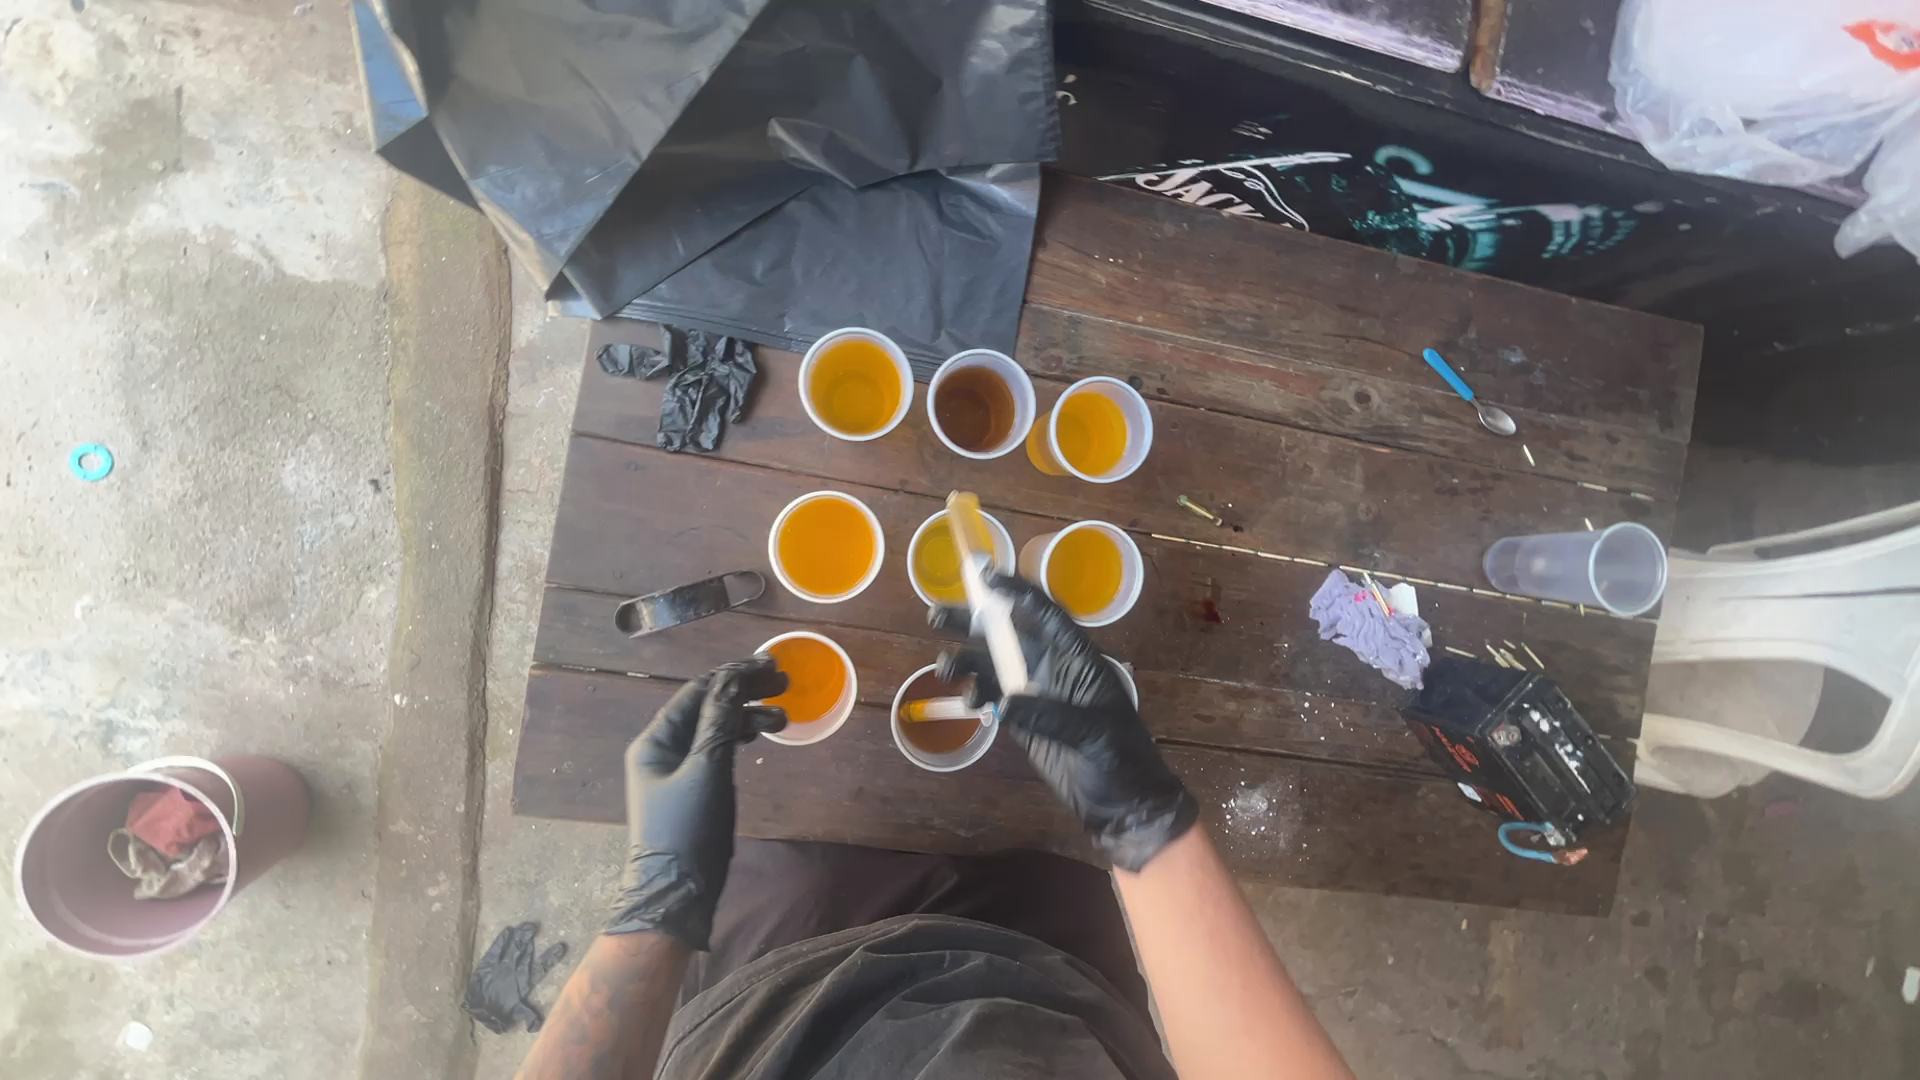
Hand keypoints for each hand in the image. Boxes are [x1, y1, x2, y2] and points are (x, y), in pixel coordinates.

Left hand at [606, 657, 786, 948]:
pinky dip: (741, 736)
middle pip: (708, 706)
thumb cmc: (688, 829)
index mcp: (656, 740)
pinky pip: (718, 747)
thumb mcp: (707, 768)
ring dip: (749, 716)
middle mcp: (664, 748)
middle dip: (746, 691)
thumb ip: (719, 720)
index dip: (734, 673)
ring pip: (717, 727)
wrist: (676, 896)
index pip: (698, 691)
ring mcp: (678, 767)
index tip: (770, 664)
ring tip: (784, 718)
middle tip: (785, 683)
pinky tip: (761, 734)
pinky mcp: (694, 785)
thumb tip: (732, 677)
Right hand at [936, 574, 1196, 870]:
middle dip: (974, 621)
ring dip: (966, 660)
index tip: (984, 576)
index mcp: (1078, 658)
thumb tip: (1003, 702)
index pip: (1045, 613)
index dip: (1016, 591)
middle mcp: (1053, 667)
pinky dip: (975, 693)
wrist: (1125, 808)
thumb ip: (1050, 715)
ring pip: (993, 663)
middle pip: (1008, 633)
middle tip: (936, 615)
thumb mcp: (1095, 734)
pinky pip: (991, 695)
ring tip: (945, 669)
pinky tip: (969, 702)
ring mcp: (1036, 693)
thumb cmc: (1124, 762)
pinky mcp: (1022, 719)